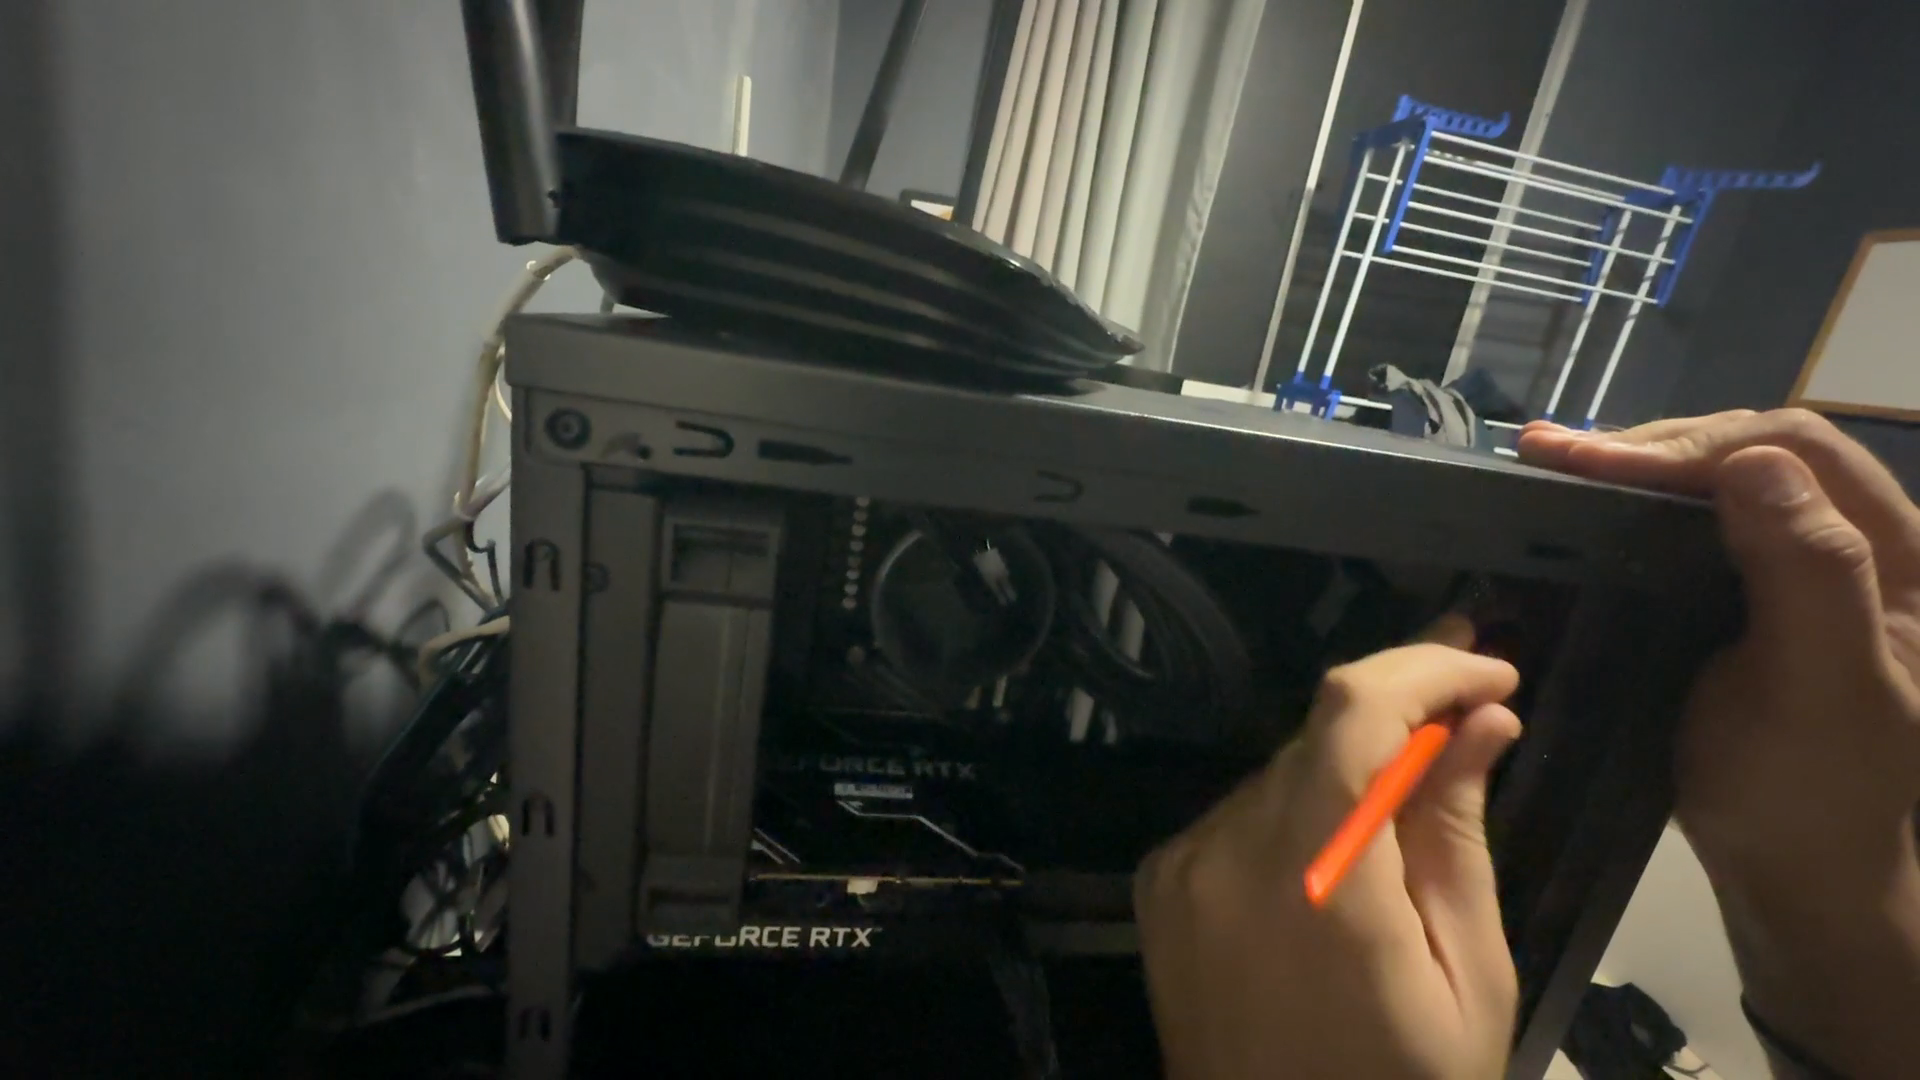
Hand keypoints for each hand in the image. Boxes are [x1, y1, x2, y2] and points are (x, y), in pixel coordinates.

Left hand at [1135, 617, 1520, 1079]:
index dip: (1422, 669)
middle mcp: (1227, 848)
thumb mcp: (1469, 976)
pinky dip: (1293, 812)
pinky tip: (1331, 859)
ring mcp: (1182, 860)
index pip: (1353, 713)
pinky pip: (1238, 814)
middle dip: (1396, 711)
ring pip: (1277, 773)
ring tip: (1406, 800)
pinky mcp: (1158, 877)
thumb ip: (1457, 834)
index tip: (1489, 666)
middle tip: (1468, 707)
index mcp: (1316, 877)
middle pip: (1313, 735)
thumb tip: (1482, 724)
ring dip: (1345, 770)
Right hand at [1519, 410, 1919, 879]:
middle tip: (1544, 451)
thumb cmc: (1811, 789)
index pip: (1792, 452)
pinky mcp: (1745, 592)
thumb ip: (1810, 573)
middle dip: (1646, 442)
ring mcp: (1798, 567)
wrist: (1799, 863)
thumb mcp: (1820, 688)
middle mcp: (1859, 545)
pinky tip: (1586, 494)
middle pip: (1754, 449)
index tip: (1577, 462)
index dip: (1683, 444)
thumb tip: (1749, 462)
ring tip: (1551, 459)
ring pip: (1722, 476)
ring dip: (1634, 460)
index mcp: (1904, 558)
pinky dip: (1632, 497)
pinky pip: (1695, 518)